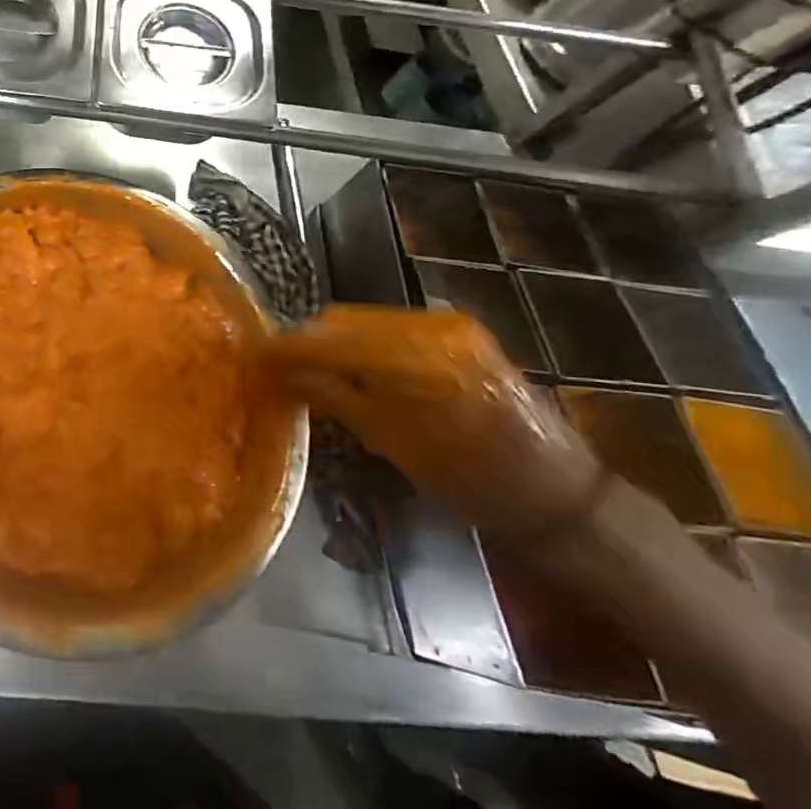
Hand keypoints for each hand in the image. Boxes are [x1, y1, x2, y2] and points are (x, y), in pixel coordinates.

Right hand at [256, 306, 605, 537]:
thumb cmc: (471, 482)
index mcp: (415, 360)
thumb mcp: (392, 445)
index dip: (288, 348)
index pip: (331, 339)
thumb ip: (335, 397)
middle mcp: (432, 327)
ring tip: (308, 370)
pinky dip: (364, 343)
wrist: (555, 490)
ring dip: (333, 341)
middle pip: (344, 320)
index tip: (255, 358)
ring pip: (365, 319)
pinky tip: (351, 367)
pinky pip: (393, 325)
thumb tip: (282, 373)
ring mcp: (449, 324)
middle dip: (307, 341)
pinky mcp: (459, 330)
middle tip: (278, 369)